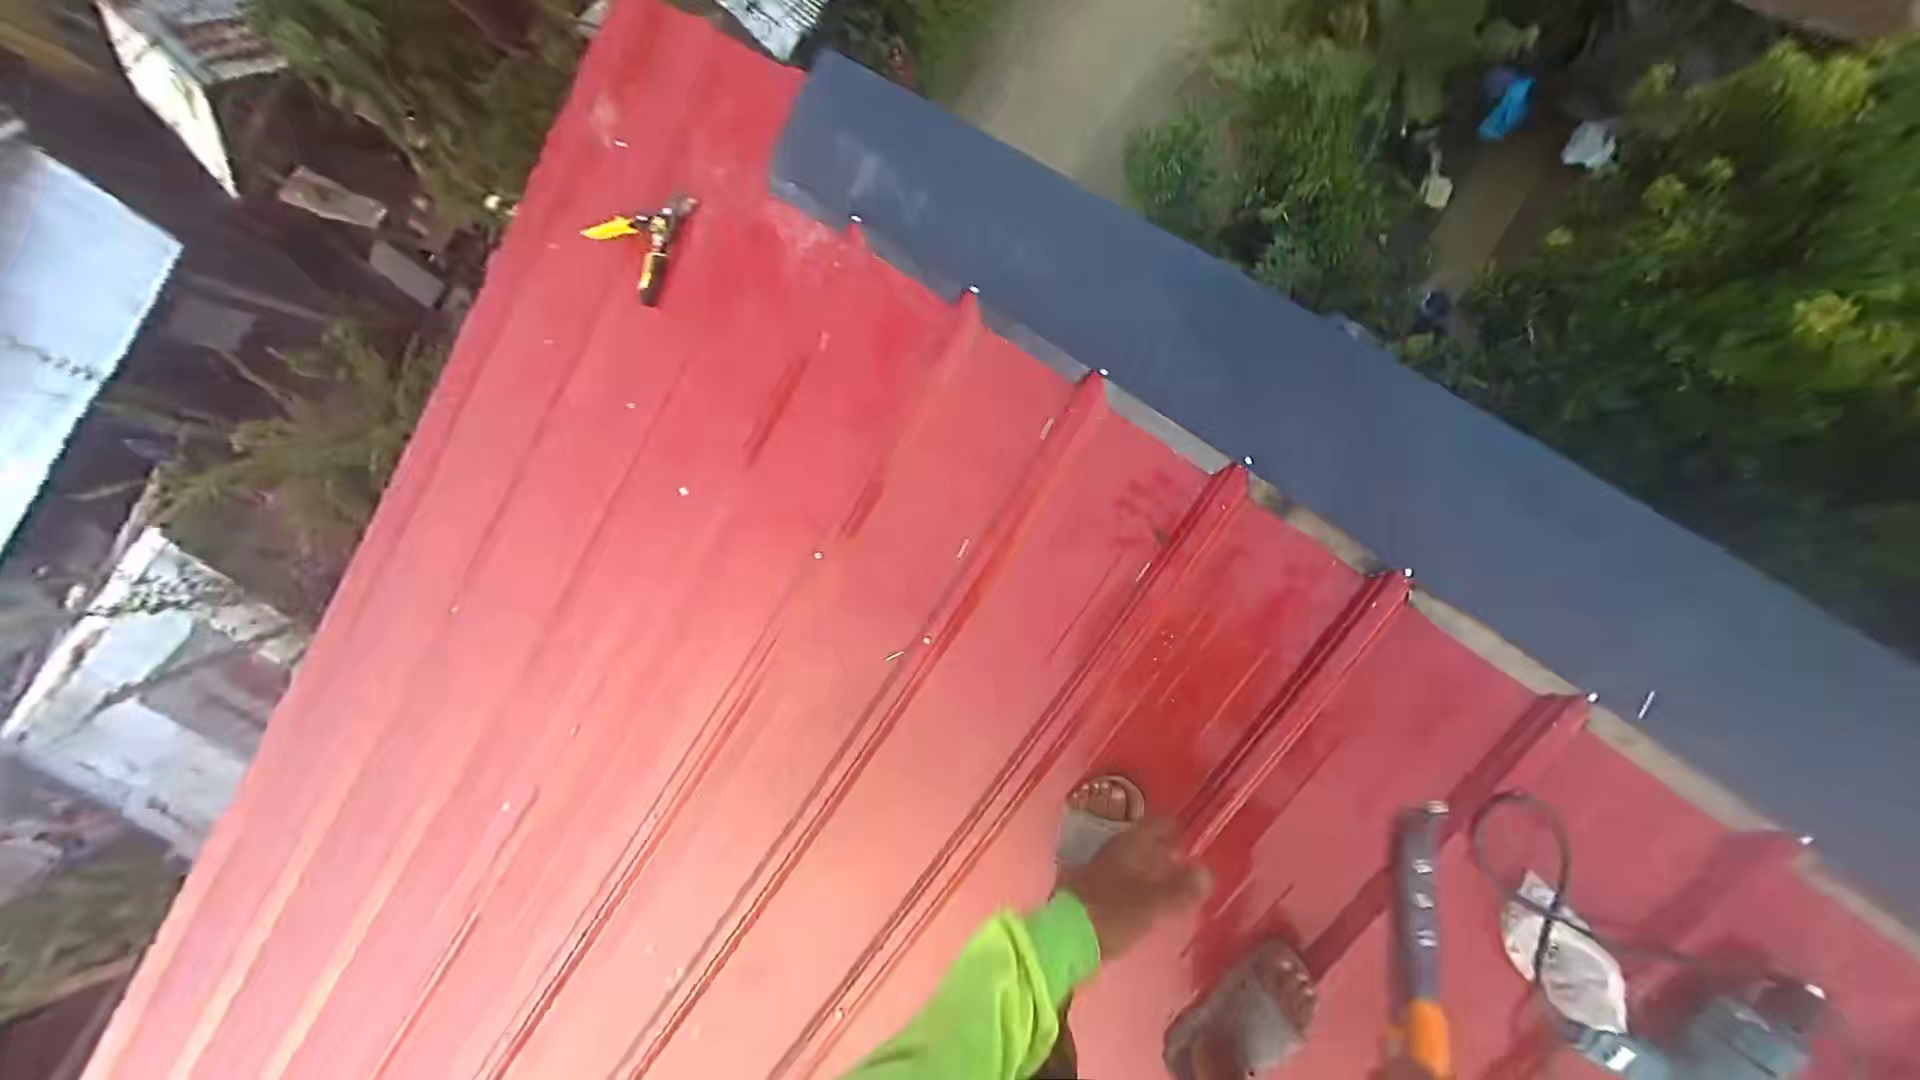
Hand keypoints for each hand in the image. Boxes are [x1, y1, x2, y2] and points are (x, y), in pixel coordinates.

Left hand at [1058, 817, 1211, 958]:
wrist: (1068, 936)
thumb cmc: (1113, 913)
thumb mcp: (1153, 903)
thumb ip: (1181, 888)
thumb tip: (1207, 871)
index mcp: (1127, 845)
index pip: (1154, 826)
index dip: (1171, 826)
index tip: (1189, 829)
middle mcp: (1113, 851)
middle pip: (1143, 843)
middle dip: (1164, 847)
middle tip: (1188, 855)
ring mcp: (1102, 870)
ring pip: (1133, 861)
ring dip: (1153, 866)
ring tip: (1174, 878)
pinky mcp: (1096, 891)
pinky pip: (1125, 879)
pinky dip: (1141, 883)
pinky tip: (1151, 898)